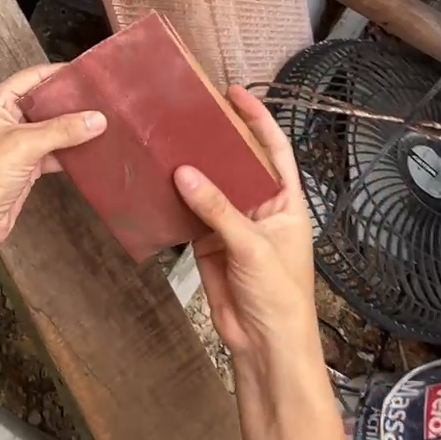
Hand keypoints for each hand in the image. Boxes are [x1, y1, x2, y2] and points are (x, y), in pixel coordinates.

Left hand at [0, 63, 105, 248]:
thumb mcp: (24, 145)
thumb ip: (61, 130)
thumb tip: (97, 118)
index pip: (30, 78)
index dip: (57, 73)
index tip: (87, 73)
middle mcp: (4, 118)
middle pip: (42, 103)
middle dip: (70, 102)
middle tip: (103, 99)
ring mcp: (14, 143)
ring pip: (49, 128)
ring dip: (72, 128)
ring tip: (105, 121)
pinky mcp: (24, 165)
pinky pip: (51, 151)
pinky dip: (69, 151)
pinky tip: (91, 150)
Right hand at [174, 86, 318, 364]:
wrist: (263, 346)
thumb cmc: (279, 297)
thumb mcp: (253, 247)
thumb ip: (218, 208)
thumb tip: (183, 172)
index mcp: (285, 204)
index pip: (274, 151)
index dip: (257, 120)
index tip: (234, 93)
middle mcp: (258, 207)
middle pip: (236, 162)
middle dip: (216, 137)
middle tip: (188, 108)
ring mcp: (230, 223)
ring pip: (208, 184)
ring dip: (190, 164)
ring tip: (166, 134)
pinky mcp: (206, 239)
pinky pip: (188, 209)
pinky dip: (173, 194)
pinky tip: (156, 175)